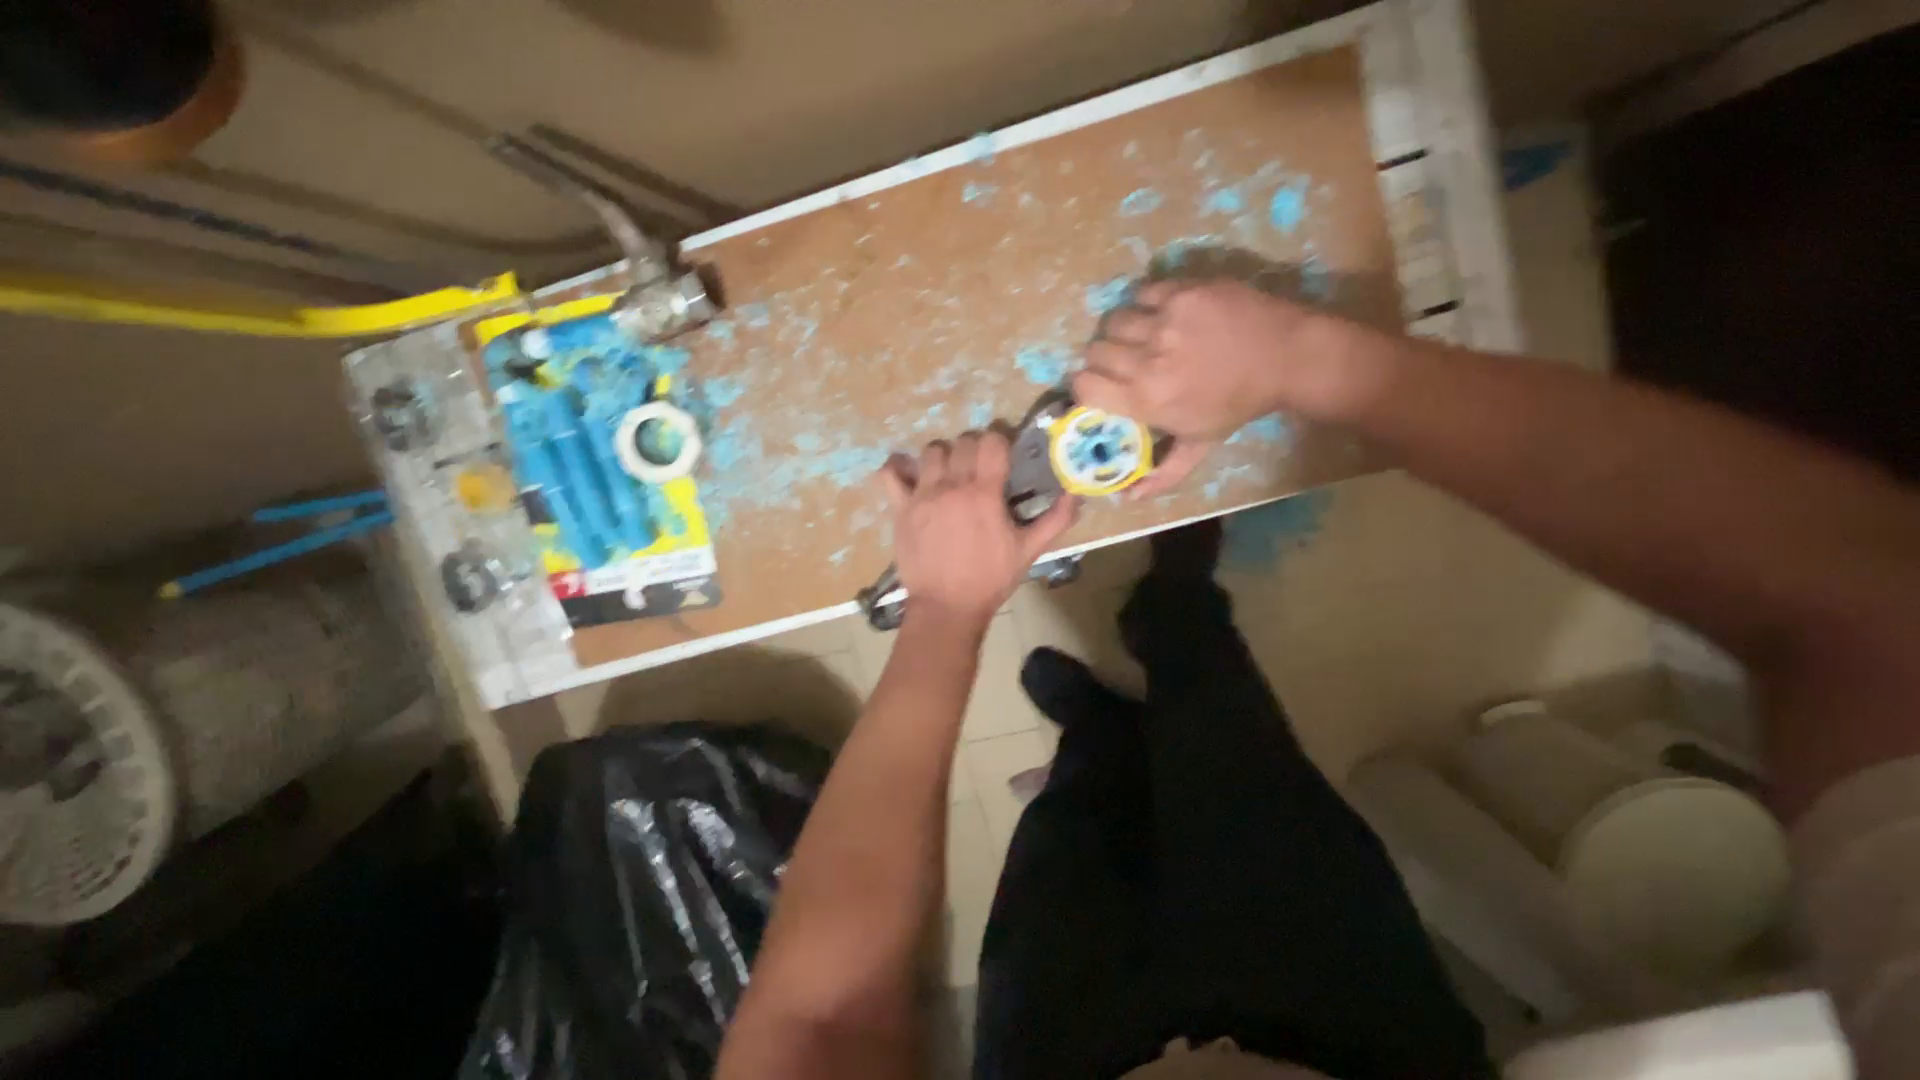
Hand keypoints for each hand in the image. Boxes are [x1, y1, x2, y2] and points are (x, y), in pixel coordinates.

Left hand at [880, 430, 1078, 625]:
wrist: (946, 607)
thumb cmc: (990, 579)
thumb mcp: (1029, 551)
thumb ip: (1055, 520)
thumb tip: (1076, 495)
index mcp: (984, 494)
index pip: (991, 441)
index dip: (999, 441)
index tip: (1003, 454)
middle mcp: (952, 487)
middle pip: (962, 442)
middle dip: (974, 447)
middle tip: (979, 467)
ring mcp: (923, 495)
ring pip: (931, 452)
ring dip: (943, 456)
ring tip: (949, 473)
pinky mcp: (901, 509)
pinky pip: (890, 473)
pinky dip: (898, 467)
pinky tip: (910, 474)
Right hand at [1073, 280, 1322, 497]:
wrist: (1287, 357)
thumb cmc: (1239, 404)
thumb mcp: (1201, 443)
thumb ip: (1163, 472)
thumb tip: (1129, 497)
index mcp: (1148, 399)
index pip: (1083, 385)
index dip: (1086, 385)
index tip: (1099, 385)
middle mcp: (1149, 360)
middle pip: (1094, 350)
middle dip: (1102, 357)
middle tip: (1122, 361)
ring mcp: (1165, 322)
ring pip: (1114, 319)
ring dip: (1121, 329)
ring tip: (1141, 335)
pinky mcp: (1182, 292)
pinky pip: (1142, 293)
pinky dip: (1146, 303)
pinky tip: (1161, 313)